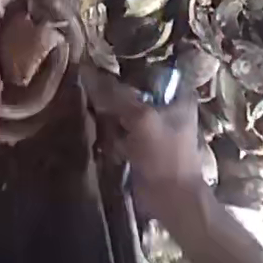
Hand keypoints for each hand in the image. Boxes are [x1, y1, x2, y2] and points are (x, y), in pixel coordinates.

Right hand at [83, 64, 207, 217]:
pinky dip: (110, 133)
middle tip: (91, 88)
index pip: (149, 69)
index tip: (100, 62)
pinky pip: (119, 130)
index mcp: (177, 95)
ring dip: (109, 114)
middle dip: (113, 92)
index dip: (126, 66)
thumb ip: (115, 94)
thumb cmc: (165, 155)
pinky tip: (101, 136)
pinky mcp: (141, 145)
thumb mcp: (141, 118)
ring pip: (123, 110)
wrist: (172, 200)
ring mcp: (153, 127)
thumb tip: (86, 69)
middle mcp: (166, 106)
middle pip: (133, 89)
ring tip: (94, 112)